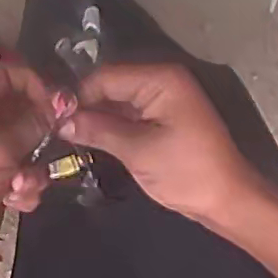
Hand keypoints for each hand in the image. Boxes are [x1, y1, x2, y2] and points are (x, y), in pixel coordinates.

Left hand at [0, 65, 54, 257]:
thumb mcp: (3, 145)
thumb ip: (37, 121)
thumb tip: (65, 98)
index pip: (11, 74)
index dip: (35, 83)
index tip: (57, 102)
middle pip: (28, 112)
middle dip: (41, 136)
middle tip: (51, 146)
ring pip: (34, 148)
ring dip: (33, 170)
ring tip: (19, 184)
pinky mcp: (3, 179)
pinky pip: (30, 174)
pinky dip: (26, 188)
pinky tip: (13, 200)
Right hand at [58, 62, 268, 223]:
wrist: (227, 201)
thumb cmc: (186, 171)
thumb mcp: (137, 150)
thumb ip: (97, 129)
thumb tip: (61, 121)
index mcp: (160, 79)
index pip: (105, 76)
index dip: (77, 95)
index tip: (51, 118)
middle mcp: (161, 81)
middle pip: (109, 85)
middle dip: (83, 105)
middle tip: (53, 127)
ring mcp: (162, 99)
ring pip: (115, 100)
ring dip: (93, 116)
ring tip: (63, 134)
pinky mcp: (160, 118)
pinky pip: (126, 114)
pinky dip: (108, 125)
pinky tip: (86, 138)